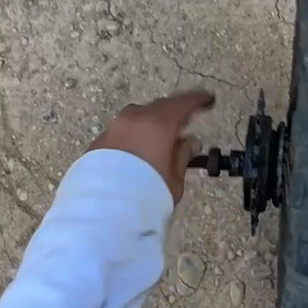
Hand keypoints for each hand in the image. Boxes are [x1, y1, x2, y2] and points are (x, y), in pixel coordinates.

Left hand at [89, 90, 216, 202]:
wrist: (105, 207)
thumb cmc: (147, 193)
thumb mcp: (174, 178)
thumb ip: (182, 156)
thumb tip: (190, 143)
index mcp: (159, 124)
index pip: (183, 104)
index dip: (198, 100)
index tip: (208, 100)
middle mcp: (136, 118)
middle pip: (159, 108)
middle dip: (173, 114)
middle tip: (183, 124)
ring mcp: (115, 127)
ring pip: (138, 118)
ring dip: (150, 125)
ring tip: (159, 141)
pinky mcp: (100, 140)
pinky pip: (122, 132)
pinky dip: (134, 137)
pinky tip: (137, 153)